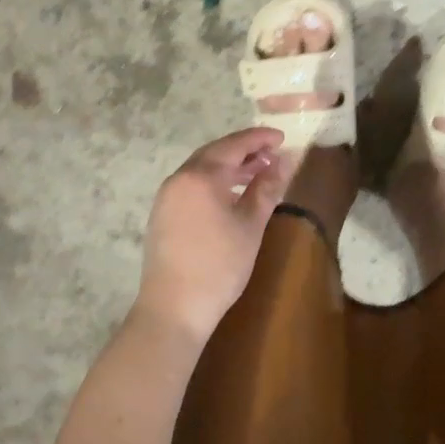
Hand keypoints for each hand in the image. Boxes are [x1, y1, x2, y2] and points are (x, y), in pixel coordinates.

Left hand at [133, 127, 289, 340]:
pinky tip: (231, 196)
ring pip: (201, 170)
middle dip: (244, 151)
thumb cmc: (219, 265)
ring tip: (257, 174)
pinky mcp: (162, 214)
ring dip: (229, 167)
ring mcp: (166, 197)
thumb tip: (282, 162)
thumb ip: (266, 189)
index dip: (259, 139)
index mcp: (201, 176)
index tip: (282, 138)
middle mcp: (179, 178)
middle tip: (272, 155)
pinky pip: (191, 186)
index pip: (234, 145)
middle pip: (214, 153)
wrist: (175, 306)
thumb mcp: (250, 226)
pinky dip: (214, 183)